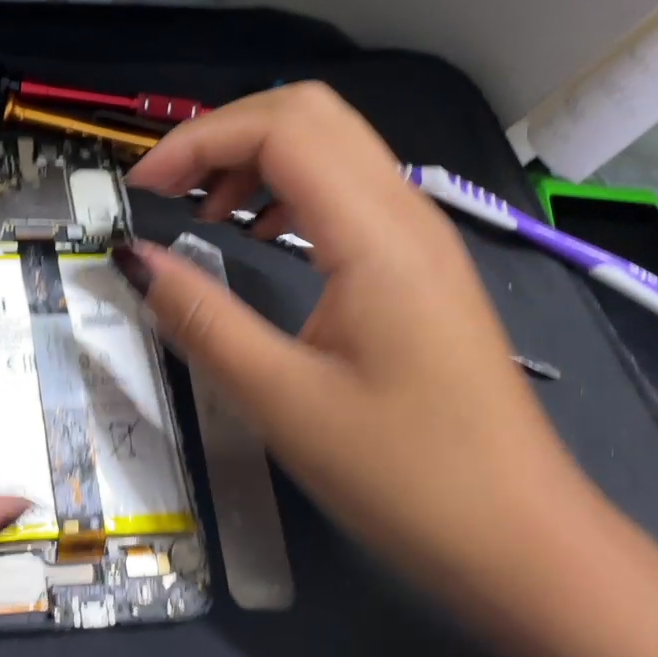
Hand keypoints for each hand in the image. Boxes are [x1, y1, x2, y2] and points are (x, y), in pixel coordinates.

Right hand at [119, 82, 657, 656]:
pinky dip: (285, 186)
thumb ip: (200, 317)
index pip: (280, 129)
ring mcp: (419, 235)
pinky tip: (258, 236)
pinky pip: (345, 185)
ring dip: (254, 156)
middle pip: (308, 112)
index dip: (197, 142)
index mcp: (376, 236)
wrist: (526, 544)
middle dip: (224, 133)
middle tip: (169, 188)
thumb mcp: (282, 400)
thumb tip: (131, 258)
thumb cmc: (406, 476)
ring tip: (203, 211)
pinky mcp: (419, 263)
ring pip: (329, 142)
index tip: (141, 191)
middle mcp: (405, 214)